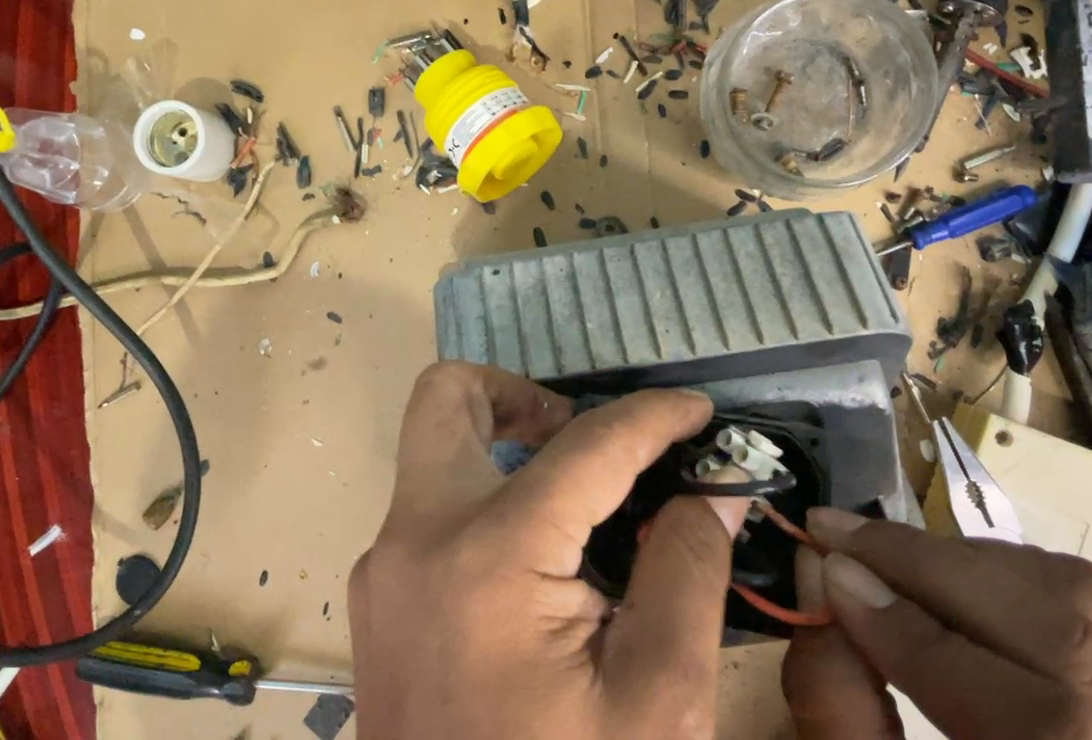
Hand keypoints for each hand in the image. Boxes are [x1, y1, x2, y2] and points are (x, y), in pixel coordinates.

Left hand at [349, 363, 751, 739]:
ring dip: (500, 440)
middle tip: (588, 430)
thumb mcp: (658, 697)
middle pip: (446, 400)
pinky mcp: (380, 597)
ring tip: (575, 488)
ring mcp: (384, 568)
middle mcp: (414, 539)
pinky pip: (429, 508)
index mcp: (488, 557)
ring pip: (431, 449)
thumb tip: (711, 485)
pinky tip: (541, 552)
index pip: (583, 446)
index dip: (651, 417)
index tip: (697, 409)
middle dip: (522, 393)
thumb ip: (687, 570)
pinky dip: (484, 494)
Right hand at [782, 508, 1091, 739]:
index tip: (826, 566)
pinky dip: (1010, 573)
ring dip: (966, 562)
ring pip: (1089, 603)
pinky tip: (948, 578)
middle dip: (931, 568)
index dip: (918, 632)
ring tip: (879, 554)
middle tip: (835, 533)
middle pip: (1068, 635)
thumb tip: (822, 580)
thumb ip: (841, 709)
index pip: (1045, 720)